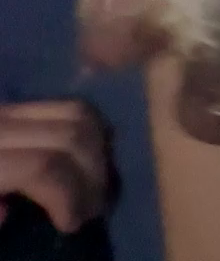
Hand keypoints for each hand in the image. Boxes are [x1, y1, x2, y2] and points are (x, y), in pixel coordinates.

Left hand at [0, 100, 110, 233]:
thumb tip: (9, 210)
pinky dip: (88, 127)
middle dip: (92, 171)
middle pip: (70, 135)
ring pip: (78, 112)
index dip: (66, 194)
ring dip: (98, 148)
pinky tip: (85, 155)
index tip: (75, 224)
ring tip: (95, 181)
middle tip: (97, 205)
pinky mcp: (11, 107)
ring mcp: (6, 110)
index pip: (42, 166)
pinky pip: (65, 107)